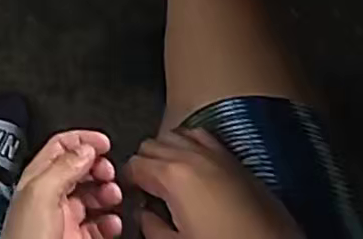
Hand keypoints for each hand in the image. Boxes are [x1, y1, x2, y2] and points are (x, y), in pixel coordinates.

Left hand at [3, 131, 123, 238]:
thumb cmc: (27, 237)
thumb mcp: (42, 194)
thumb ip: (63, 168)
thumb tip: (85, 148)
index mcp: (38, 178)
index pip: (60, 147)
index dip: (81, 139)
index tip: (104, 141)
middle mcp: (51, 196)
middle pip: (77, 170)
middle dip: (96, 166)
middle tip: (111, 171)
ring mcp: (64, 220)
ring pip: (90, 197)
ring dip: (105, 192)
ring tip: (114, 194)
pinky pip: (98, 227)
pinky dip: (109, 222)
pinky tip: (114, 221)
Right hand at [123, 129, 302, 238]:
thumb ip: (152, 227)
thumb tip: (143, 212)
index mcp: (171, 175)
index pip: (133, 165)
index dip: (128, 182)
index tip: (133, 197)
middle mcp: (188, 154)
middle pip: (149, 145)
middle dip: (144, 164)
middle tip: (149, 191)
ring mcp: (213, 154)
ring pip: (172, 135)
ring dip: (165, 151)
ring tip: (170, 177)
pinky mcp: (234, 160)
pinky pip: (200, 136)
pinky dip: (189, 143)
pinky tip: (193, 164)